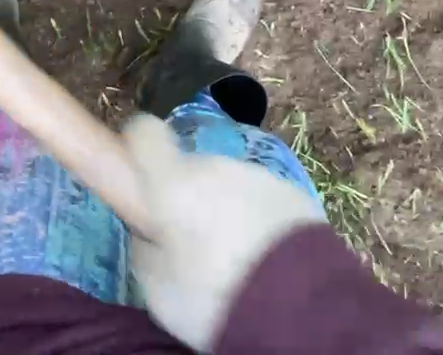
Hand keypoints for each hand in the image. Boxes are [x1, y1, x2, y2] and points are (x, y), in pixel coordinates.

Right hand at [124, 114, 322, 351]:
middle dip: (187, 195)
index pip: (142, 129)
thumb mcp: (157, 288)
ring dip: (224, 208)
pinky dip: (257, 219)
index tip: (140, 176)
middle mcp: (211, 164)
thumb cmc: (216, 298)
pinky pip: (260, 198)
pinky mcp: (291, 190)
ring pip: (226, 184)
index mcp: (171, 182)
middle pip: (188, 166)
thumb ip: (143, 245)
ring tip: (238, 257)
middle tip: (194, 242)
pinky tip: (268, 258)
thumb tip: (148, 230)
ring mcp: (255, 174)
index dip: (137, 146)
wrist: (305, 313)